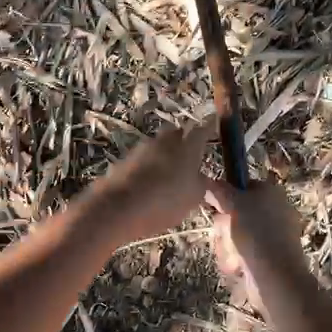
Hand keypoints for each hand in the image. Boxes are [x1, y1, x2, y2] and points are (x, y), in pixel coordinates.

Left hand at [83, 122, 213, 239]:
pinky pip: (143, 160)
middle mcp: (164, 141)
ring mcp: (142, 148)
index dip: (208, 128)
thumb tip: (200, 177)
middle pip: (176, 133)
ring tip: (170, 175)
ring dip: (165, 155)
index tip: (213, 125)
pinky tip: (150, 184)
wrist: (118, 207)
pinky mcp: (125, 160)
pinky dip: (149, 167)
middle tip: (190, 155)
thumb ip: (200, 184)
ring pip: (158, 145)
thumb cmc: (164, 201)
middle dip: (184, 139)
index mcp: (187, 147)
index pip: (202, 130)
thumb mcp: (193, 198)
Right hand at [205, 181, 304, 311]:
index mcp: (271, 193)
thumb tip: (209, 183)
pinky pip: (242, 252)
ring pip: (235, 234)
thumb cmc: (255, 233)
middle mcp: (274, 211)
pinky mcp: (268, 257)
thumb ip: (219, 190)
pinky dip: (235, 258)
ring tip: (231, 255)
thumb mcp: (233, 204)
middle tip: (224, 234)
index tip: (216, 207)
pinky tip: (236, 266)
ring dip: (226, 244)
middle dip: (223, 226)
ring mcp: (272, 236)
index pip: (244, 186)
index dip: (227, 196)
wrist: (276, 277)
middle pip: (236, 212)